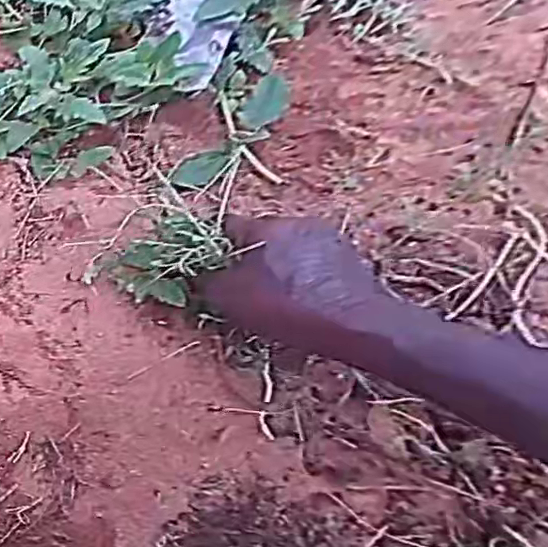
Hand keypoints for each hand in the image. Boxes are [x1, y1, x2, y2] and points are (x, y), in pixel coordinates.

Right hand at [199, 215, 408, 354]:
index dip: (209, 246)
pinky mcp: (350, 257)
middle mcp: (300, 223)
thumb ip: (203, 279)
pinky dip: (296, 276)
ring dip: (271, 266)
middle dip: (242, 257)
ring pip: (285, 248)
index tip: (202, 267)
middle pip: (259, 236)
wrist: (354, 324)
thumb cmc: (282, 304)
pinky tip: (292, 300)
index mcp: (267, 226)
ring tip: (262, 296)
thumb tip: (193, 274)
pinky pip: (309, 262)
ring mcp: (330, 238)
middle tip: (231, 284)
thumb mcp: (225, 295)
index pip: (226, 225)